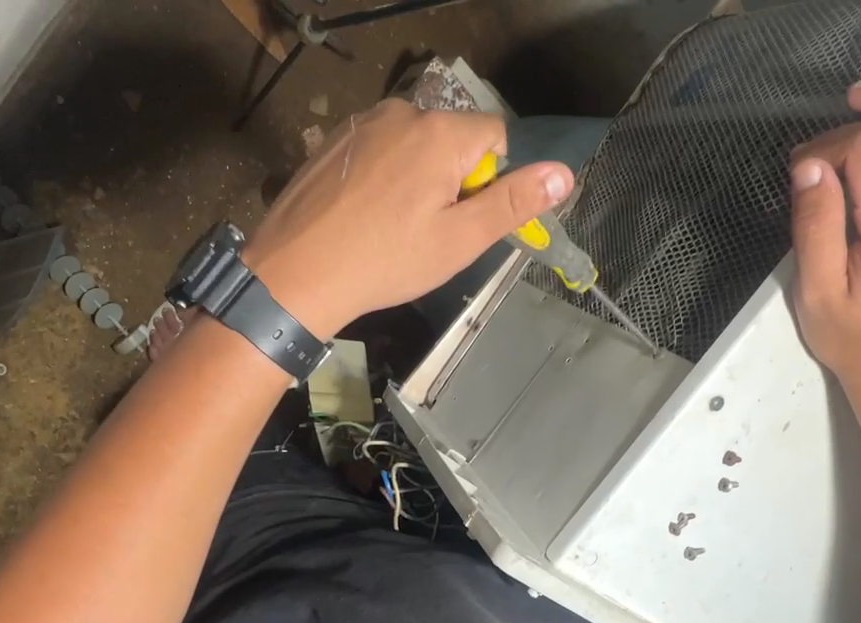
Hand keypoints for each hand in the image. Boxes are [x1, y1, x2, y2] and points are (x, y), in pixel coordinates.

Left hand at [244, 99, 573, 340]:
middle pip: (453, 140)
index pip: (496, 136)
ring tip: (394, 229)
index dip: (492, 180)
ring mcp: (363, 124)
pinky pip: (378, 152)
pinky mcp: (334, 143)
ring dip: (417, 180)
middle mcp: (403, 112)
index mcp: (442, 133)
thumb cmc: (386, 261)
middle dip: (454, 180)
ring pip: (413, 147)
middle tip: (429, 233)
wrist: (297, 273)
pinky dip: (383, 180)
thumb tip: (563, 172)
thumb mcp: (459, 240)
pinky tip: (365, 218)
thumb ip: (513, 202)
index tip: (467, 220)